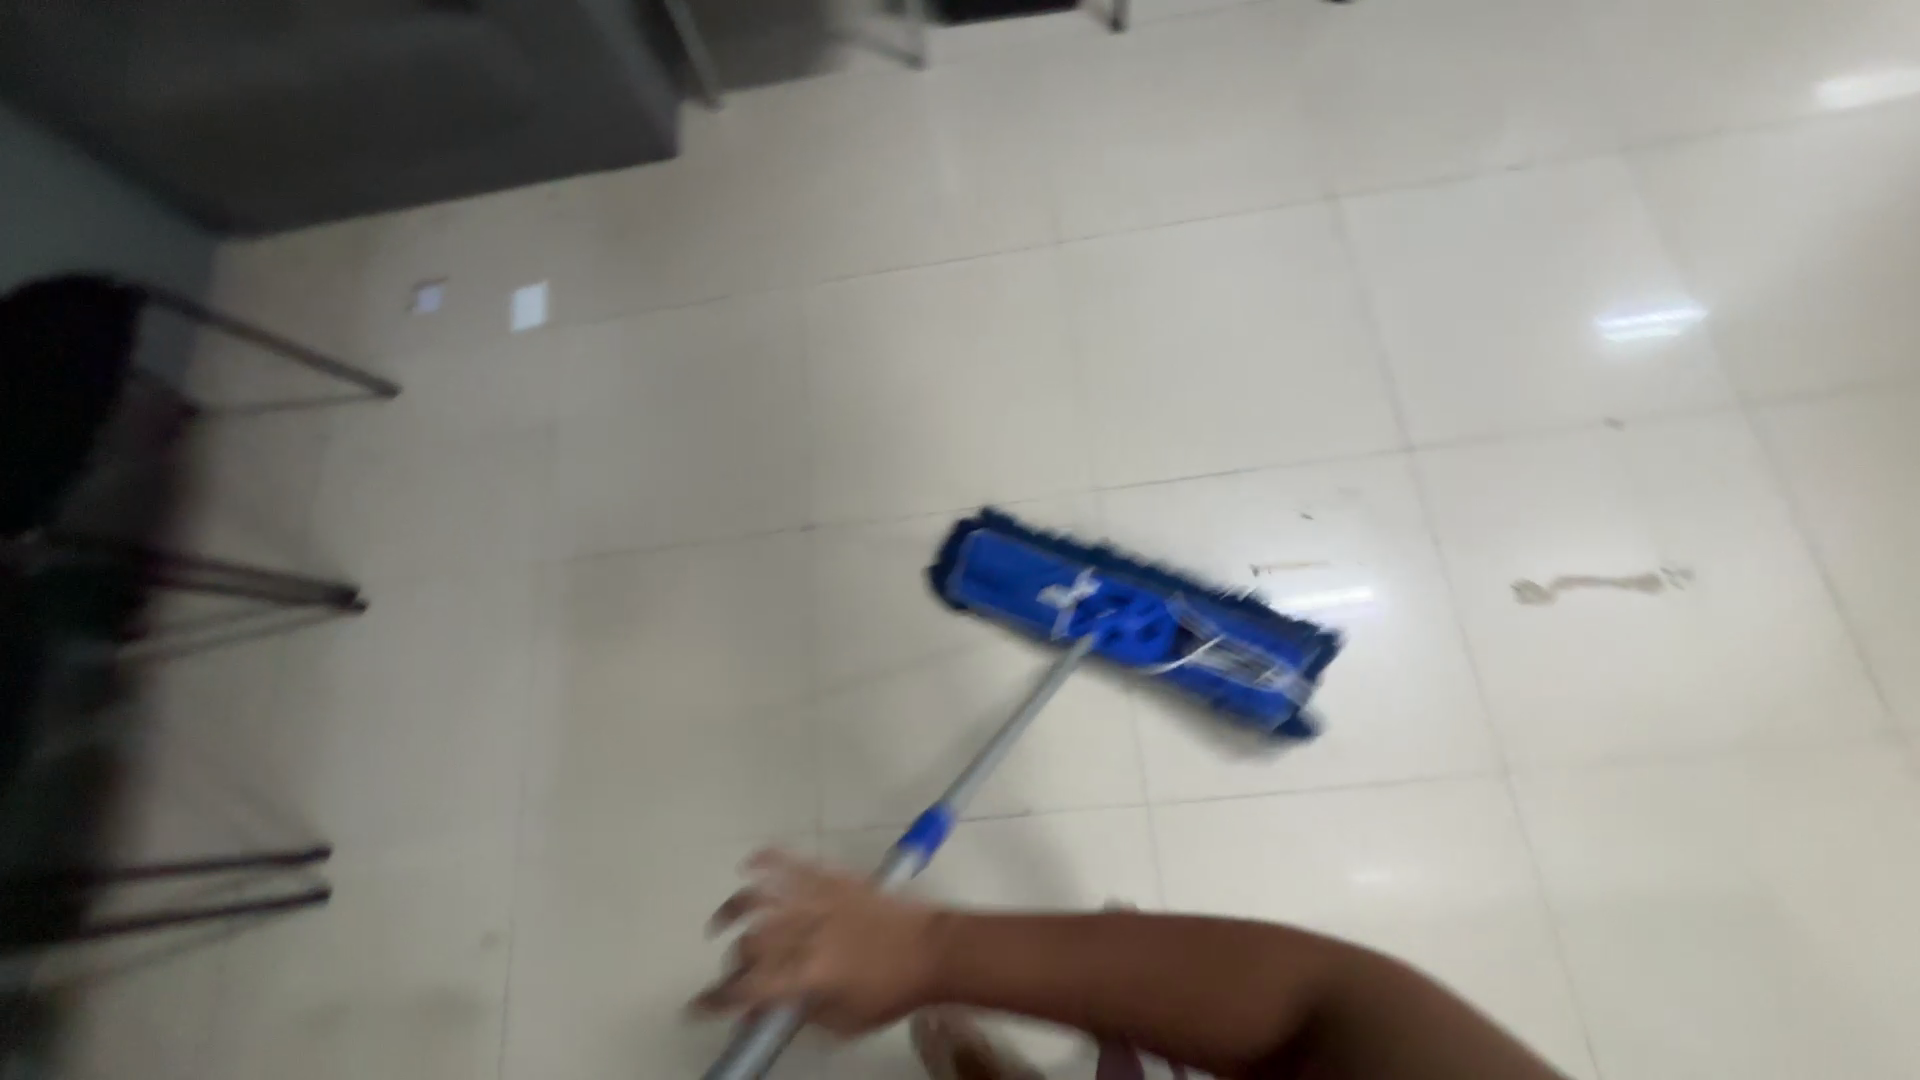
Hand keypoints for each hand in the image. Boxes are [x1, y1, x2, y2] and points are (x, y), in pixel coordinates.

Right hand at [690, 849, 948, 1035]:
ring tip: (723, 921)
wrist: (932, 949)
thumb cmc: (890, 991)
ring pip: (763, 897)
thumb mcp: (841, 1021)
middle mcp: (807, 932)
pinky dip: (770, 857)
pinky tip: (753, 861)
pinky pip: (796, 862)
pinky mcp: (834, 878)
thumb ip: (798, 1013)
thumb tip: (764, 1010)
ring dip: (736, 908)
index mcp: (807, 973)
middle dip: (732, 963)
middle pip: (750, 943)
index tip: (698, 1007)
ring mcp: (820, 900)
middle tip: (733, 975)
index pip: (746, 987)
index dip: (715, 1000)